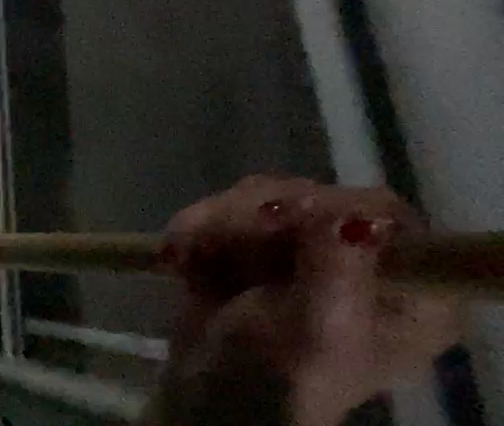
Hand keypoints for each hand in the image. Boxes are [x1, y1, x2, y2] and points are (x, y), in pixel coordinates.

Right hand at [154, 176, 459, 425]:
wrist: (210, 390)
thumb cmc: (277, 372)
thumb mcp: (317, 329)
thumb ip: (338, 270)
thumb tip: (356, 215)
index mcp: (406, 290)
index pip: (383, 214)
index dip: (328, 205)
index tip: (283, 220)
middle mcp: (361, 263)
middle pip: (309, 196)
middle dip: (250, 214)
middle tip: (219, 242)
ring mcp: (303, 253)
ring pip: (258, 197)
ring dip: (213, 221)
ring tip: (189, 253)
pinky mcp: (253, 246)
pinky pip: (221, 209)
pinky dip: (193, 227)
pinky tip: (180, 256)